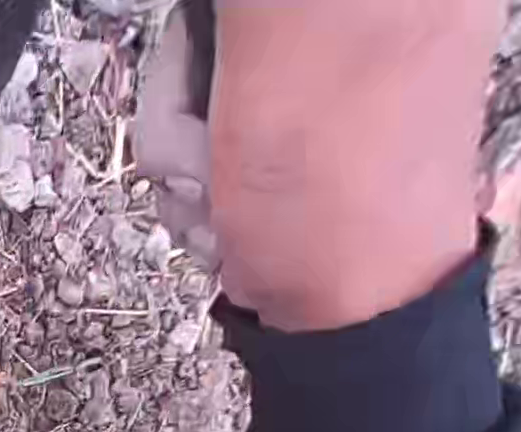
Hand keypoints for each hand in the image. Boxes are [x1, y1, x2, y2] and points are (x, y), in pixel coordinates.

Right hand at [146, 0, 500, 330]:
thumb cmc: (334, 183)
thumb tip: (232, 7)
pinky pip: (185, 131)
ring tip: (222, 198)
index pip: (216, 8)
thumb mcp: (298, 29)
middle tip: (218, 150)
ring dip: (181, 154)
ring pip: (182, 78)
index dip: (203, 39)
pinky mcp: (263, 126)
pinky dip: (189, 182)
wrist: (340, 311)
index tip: (219, 92)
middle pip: (199, 26)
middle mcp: (335, 8)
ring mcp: (296, 68)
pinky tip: (223, 214)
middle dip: (183, 96)